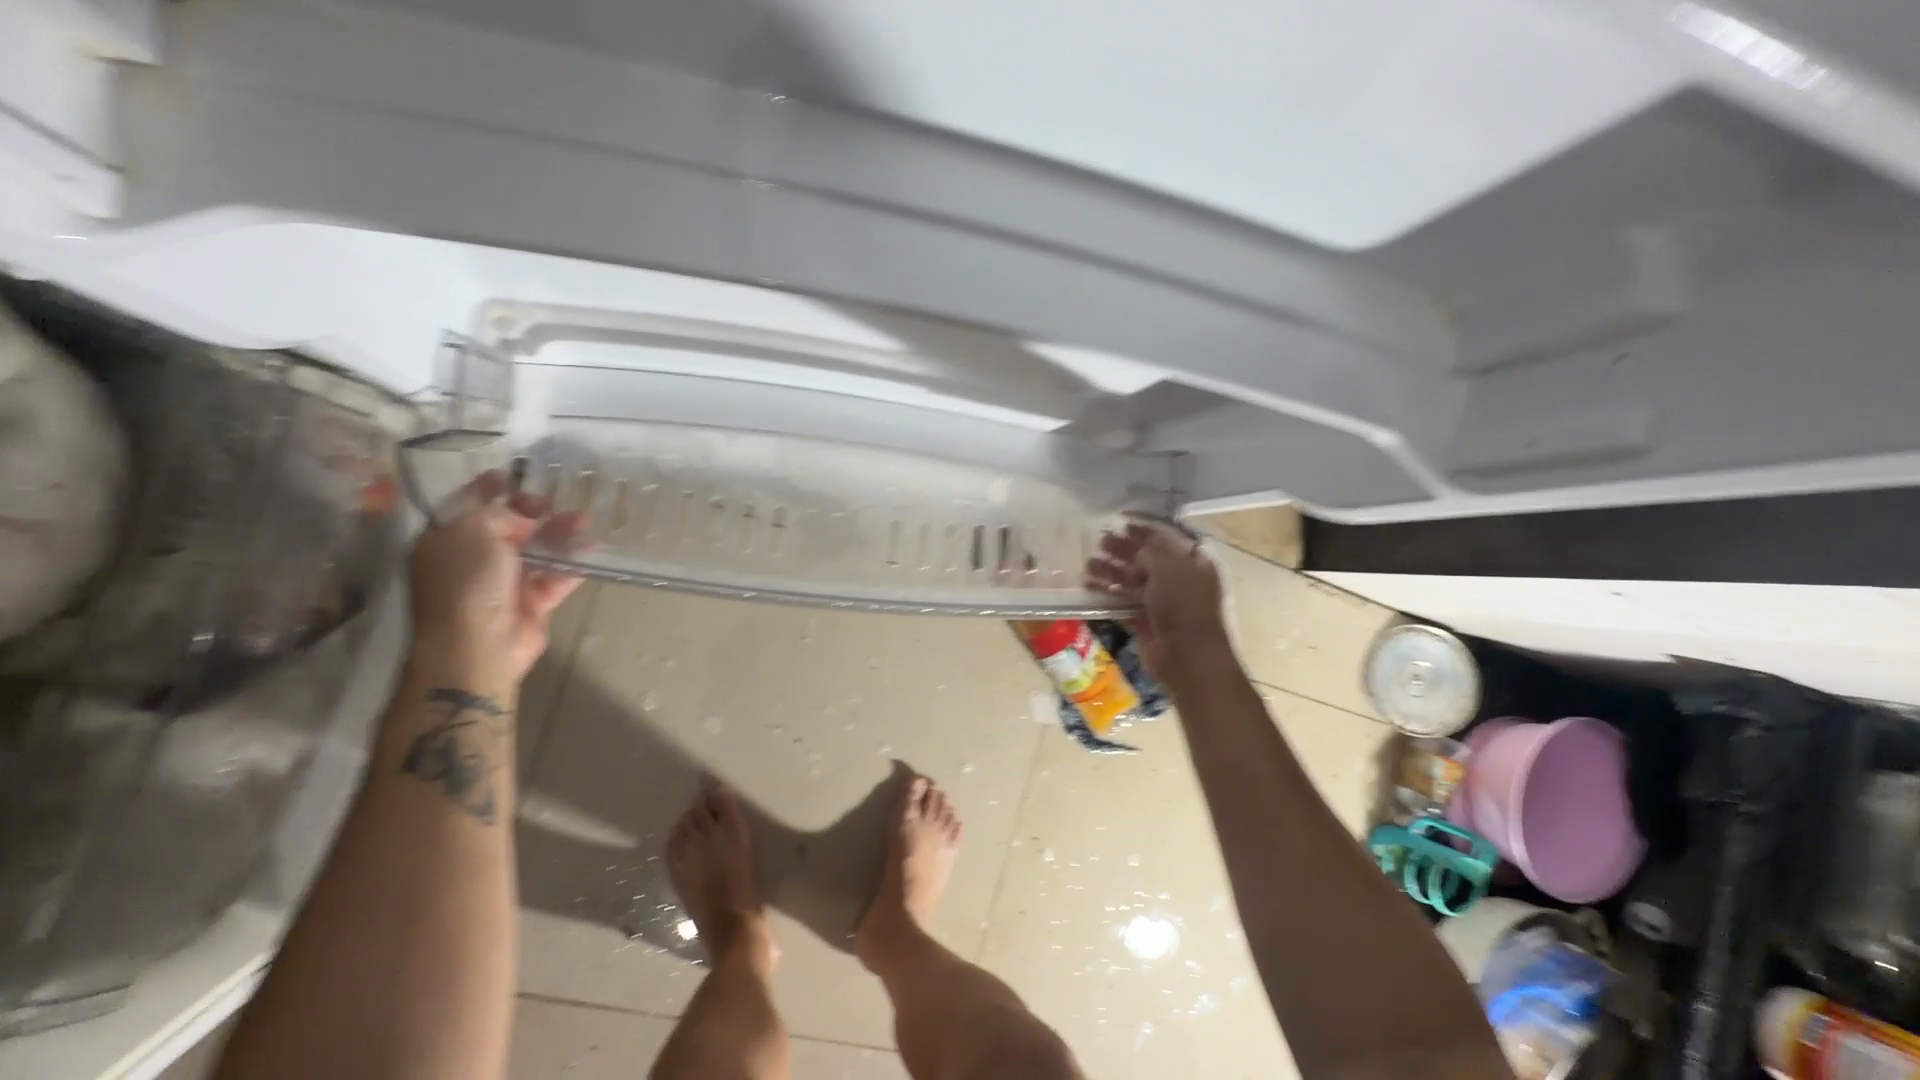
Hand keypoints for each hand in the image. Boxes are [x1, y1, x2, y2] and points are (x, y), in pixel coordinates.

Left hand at [408, 471, 586, 685]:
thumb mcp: (474, 531)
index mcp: (444, 541)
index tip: (508, 474)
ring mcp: (502, 584)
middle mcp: (471, 560)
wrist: (477, 646)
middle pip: (506, 528)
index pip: (465, 507)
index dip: (486, 489)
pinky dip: (572, 564)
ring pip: (535, 551)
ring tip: (583, 519)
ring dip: (558, 533)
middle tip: (549, 501)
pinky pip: (554, 578)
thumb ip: (500, 515)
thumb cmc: (465, 581)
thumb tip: (523, 522)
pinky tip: (590, 549)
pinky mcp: (530, 604)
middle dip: (530, 511)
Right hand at [1085, 517, 1228, 679]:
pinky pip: (1123, 602)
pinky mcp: (1145, 622)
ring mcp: (1162, 602)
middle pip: (1148, 558)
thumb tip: (1135, 539)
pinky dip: (1107, 593)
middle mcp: (1180, 580)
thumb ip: (1151, 549)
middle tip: (1100, 541)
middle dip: (1124, 549)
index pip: (1169, 538)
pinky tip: (1088, 585)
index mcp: (1195, 562)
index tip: (1121, 521)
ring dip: (1111, 570)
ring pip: (1132, 580)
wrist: (1187, 658)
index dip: (1146, 529)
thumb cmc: (1184, 606)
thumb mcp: (1170, 568)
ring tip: (1088, 564)